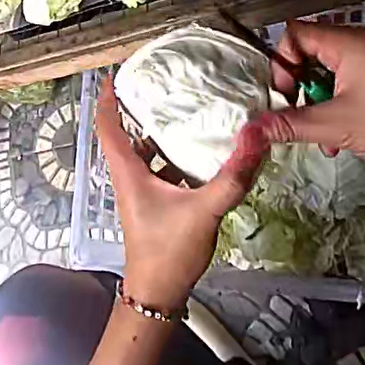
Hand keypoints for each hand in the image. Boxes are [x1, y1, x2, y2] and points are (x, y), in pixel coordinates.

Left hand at [95, 82, 266, 310]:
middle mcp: (128, 176)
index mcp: (128, 171)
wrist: (157, 291)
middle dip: (134, 106)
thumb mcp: (204, 211)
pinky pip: (157, 166)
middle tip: (158, 82)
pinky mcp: (153, 201)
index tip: (116, 73)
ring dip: (154, 129)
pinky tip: (195, 147)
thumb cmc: (169, 250)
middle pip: (123, 132)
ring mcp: (139, 190)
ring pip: (142, 150)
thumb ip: (232, 176)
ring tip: (180, 106)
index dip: (108, 98)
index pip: (108, 126)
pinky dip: (170, 152)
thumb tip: (256, 138)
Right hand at [259, 21, 364, 195]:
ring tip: (323, 137)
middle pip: (310, 55)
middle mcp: (364, 46)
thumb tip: (249, 130)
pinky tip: (344, 139)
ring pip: (329, 76)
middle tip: (297, 118)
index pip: (294, 34)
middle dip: (297, 89)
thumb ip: (290, 125)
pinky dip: (339, 110)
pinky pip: (351, 88)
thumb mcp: (339, 127)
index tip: (284, 96)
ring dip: (318, 105)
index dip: (280, 63)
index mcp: (351, 44)